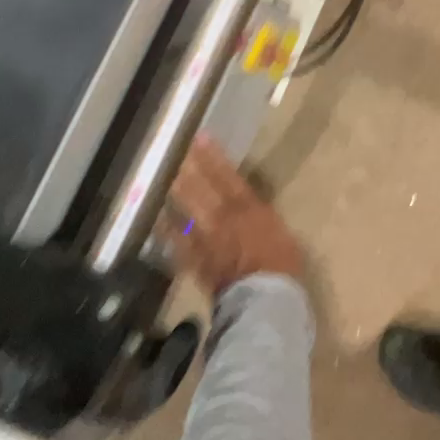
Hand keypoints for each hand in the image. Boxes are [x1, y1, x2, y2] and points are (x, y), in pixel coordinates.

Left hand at [168, 136, 304, 294]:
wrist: (265, 300)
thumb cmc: (282, 264)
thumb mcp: (279, 230)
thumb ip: (260, 215)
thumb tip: (249, 206)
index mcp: (250, 209)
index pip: (228, 177)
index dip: (213, 157)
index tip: (199, 139)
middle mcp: (225, 218)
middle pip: (201, 189)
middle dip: (188, 169)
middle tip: (174, 152)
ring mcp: (207, 240)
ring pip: (186, 212)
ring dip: (174, 194)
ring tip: (163, 178)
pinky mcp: (196, 262)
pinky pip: (177, 244)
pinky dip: (166, 232)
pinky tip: (157, 221)